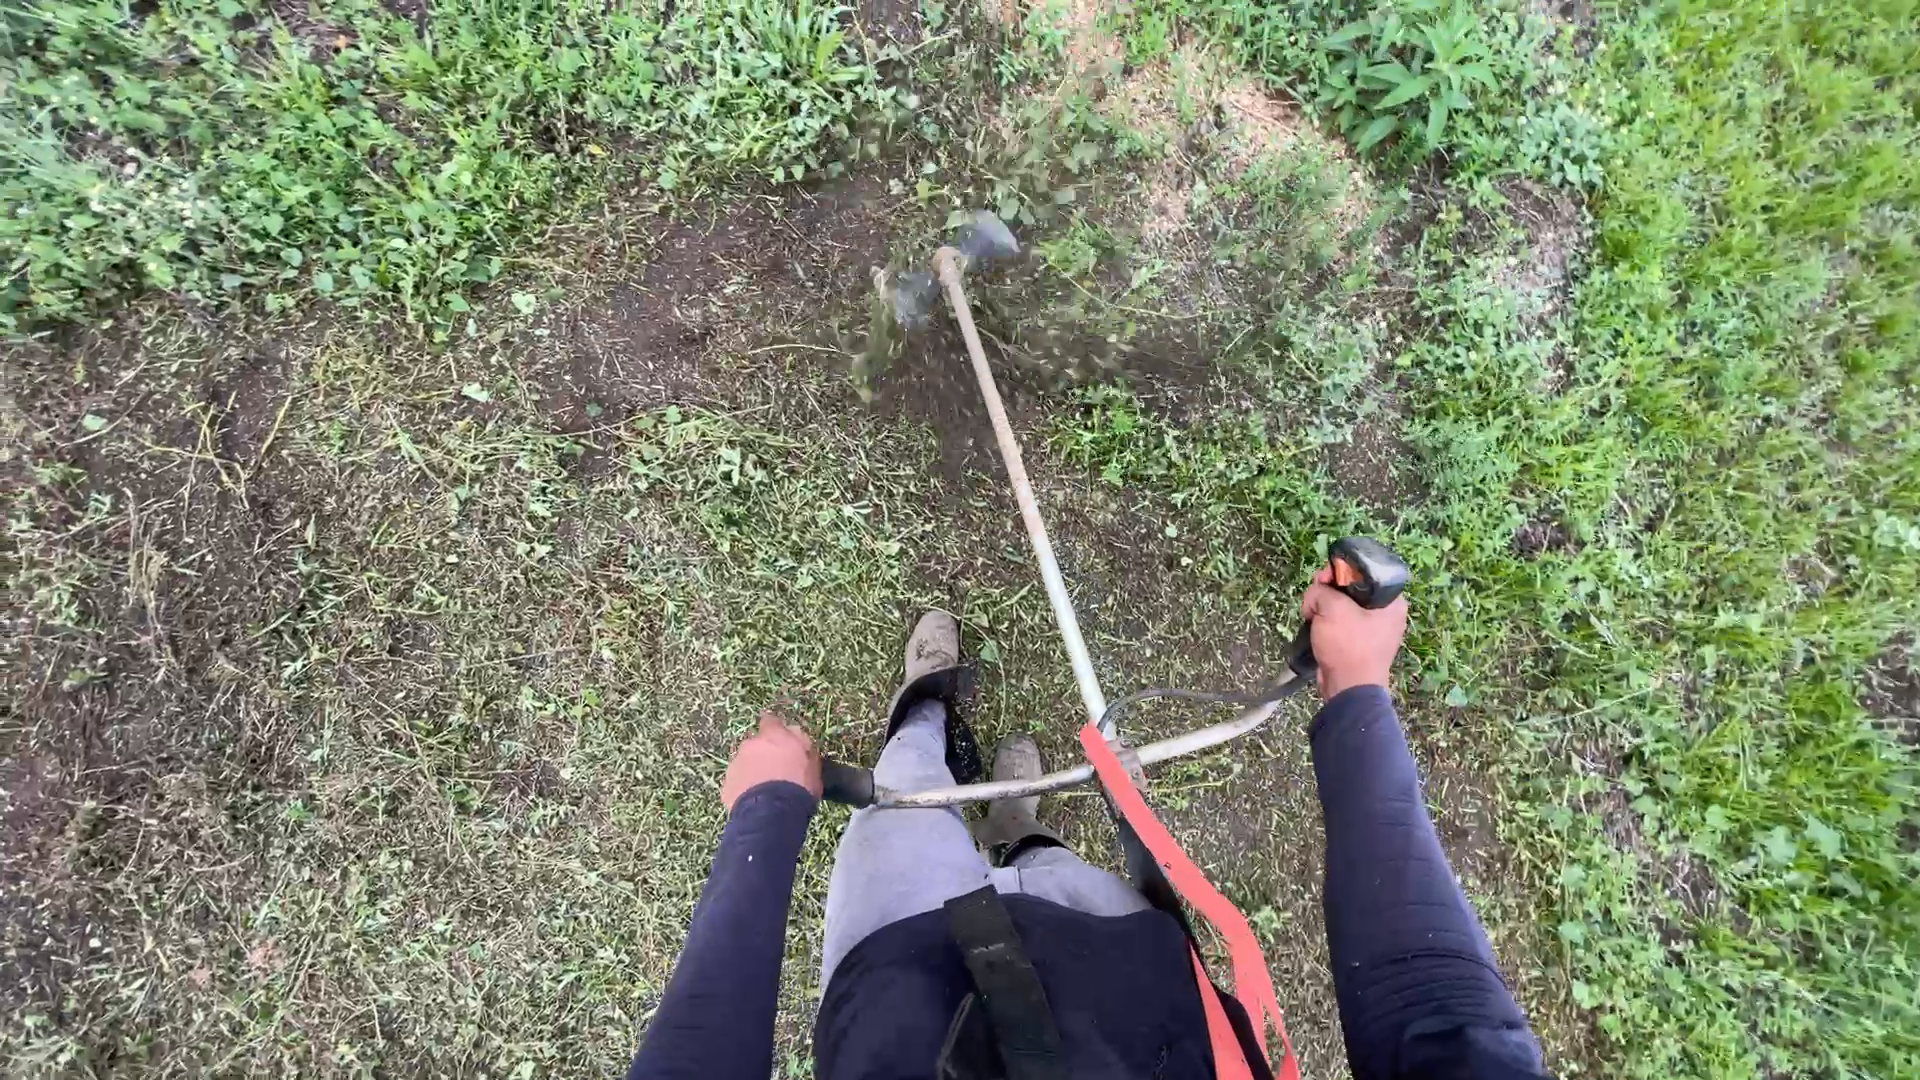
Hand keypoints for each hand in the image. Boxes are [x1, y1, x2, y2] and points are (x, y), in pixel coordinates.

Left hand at [720, 711, 822, 811]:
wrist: (771, 814)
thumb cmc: (798, 786)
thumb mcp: (812, 765)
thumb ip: (804, 748)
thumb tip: (800, 741)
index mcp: (773, 735)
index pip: (771, 721)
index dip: (776, 730)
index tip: (781, 739)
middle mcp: (751, 744)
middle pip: (756, 743)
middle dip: (763, 752)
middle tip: (776, 769)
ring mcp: (736, 764)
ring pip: (744, 763)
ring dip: (752, 770)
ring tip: (766, 789)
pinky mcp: (726, 785)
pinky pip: (737, 782)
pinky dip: (744, 788)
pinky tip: (756, 801)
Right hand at [1299, 564, 1408, 698]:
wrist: (1349, 686)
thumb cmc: (1348, 645)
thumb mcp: (1332, 608)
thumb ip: (1322, 590)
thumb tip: (1317, 594)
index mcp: (1391, 601)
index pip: (1363, 572)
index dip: (1339, 571)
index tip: (1322, 579)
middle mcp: (1385, 612)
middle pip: (1349, 587)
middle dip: (1326, 591)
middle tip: (1314, 600)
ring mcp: (1372, 627)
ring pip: (1340, 604)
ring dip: (1321, 607)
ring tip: (1311, 617)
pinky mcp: (1358, 640)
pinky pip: (1339, 620)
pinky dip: (1325, 621)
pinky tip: (1315, 626)